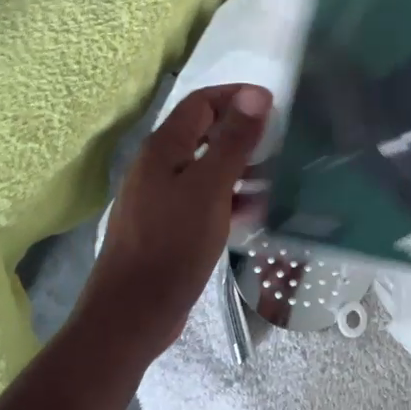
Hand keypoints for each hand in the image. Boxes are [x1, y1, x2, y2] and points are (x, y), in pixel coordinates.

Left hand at [75, 83, 272, 357]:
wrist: (130, 316)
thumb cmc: (171, 244)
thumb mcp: (210, 188)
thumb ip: (234, 140)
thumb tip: (256, 93)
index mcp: (164, 147)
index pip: (202, 102)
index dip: (236, 97)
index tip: (273, 107)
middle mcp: (158, 165)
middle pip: (204, 133)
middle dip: (242, 134)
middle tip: (280, 143)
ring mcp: (160, 197)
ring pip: (206, 169)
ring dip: (239, 169)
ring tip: (276, 179)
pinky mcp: (167, 227)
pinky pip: (202, 199)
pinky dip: (228, 199)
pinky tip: (255, 213)